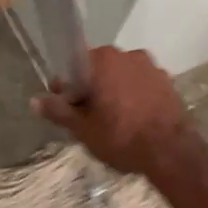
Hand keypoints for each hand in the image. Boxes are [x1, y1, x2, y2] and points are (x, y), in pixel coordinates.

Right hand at [33, 47, 195, 179]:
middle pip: (99, 68)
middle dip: (92, 88)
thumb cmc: (121, 136)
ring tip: (114, 120)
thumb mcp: (82, 129)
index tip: (68, 107)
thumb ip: (58, 111)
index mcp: (102, 60)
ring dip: (115, 91)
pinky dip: (136, 96)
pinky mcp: (169, 82)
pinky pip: (143, 85)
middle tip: (89, 116)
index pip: (74, 65)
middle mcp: (127, 55)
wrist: (172, 152)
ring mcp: (151, 67)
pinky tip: (135, 119)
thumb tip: (35, 100)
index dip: (68, 87)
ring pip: (122, 76)